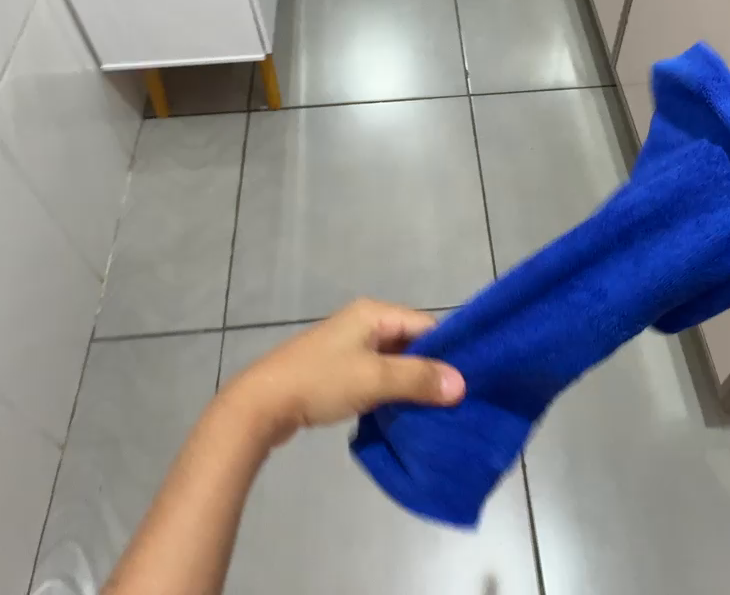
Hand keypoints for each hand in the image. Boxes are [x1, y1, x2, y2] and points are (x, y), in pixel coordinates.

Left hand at [219, 299, 465, 447]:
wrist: (262, 403)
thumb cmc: (320, 381)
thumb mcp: (374, 378)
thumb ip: (418, 378)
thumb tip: (461, 383)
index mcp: (373, 313)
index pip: (424, 325)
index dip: (447, 351)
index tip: (467, 382)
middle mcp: (363, 323)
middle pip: (409, 343)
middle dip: (429, 371)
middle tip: (454, 402)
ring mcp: (348, 347)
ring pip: (392, 363)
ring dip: (408, 385)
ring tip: (433, 412)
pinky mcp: (337, 370)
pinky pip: (375, 376)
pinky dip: (388, 393)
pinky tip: (400, 415)